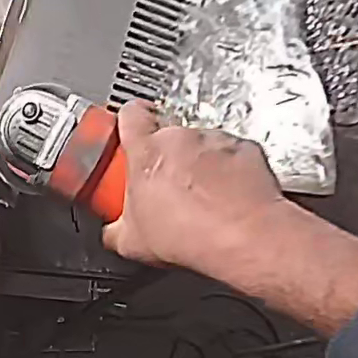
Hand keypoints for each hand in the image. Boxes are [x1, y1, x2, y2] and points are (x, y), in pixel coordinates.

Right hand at [103, 101, 357, 335]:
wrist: (243, 238)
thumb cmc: (189, 234)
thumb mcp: (129, 242)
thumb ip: (113, 228)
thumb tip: (111, 232)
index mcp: (146, 152)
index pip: (128, 114)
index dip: (125, 123)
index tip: (124, 140)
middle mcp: (181, 137)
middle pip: (165, 138)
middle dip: (162, 161)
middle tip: (161, 192)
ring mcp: (216, 140)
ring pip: (198, 148)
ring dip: (194, 168)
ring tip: (195, 202)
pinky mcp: (246, 149)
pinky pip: (228, 157)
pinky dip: (224, 174)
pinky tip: (220, 201)